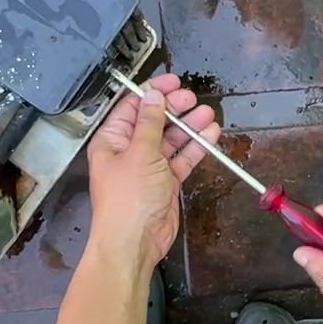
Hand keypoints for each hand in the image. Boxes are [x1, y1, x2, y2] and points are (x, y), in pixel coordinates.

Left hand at [87, 73, 218, 274]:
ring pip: (171, 140)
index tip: (173, 81)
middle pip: (154, 121)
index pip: (132, 107)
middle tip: (193, 99)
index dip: (152, 91)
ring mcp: (148, 167)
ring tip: (208, 115)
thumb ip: (150, 122)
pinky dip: (196, 148)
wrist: (134, 241)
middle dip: (174, 108)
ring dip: (189, 127)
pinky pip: (182, 159)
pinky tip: (210, 136)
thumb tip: (154, 95)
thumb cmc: (128, 199)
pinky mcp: (165, 182)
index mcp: (112, 140)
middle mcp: (128, 151)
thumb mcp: (140, 153)